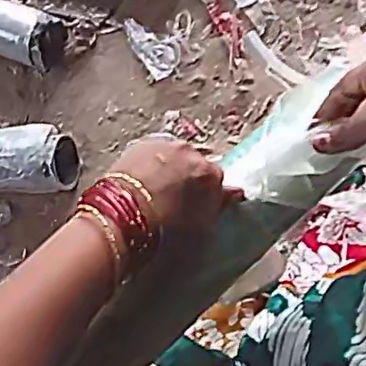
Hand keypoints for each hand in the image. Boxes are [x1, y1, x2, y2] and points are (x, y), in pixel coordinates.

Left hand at [107, 138, 240, 233]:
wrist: (129, 209)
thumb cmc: (170, 222)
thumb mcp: (201, 221)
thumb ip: (220, 203)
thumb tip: (236, 193)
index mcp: (210, 172)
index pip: (216, 179)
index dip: (206, 192)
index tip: (196, 204)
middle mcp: (192, 152)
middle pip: (195, 163)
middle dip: (188, 176)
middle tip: (176, 196)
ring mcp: (167, 145)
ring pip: (174, 155)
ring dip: (170, 167)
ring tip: (157, 187)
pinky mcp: (143, 143)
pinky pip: (153, 153)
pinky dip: (151, 163)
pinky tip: (142, 178)